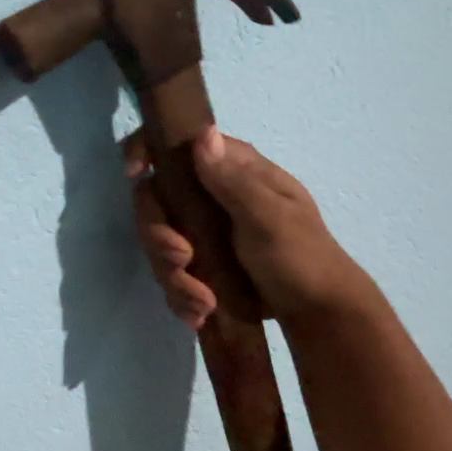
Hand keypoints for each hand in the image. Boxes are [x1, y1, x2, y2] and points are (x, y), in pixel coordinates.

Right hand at [127, 126, 372, 325]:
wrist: (316, 312)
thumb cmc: (302, 256)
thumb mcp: (270, 216)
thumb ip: (233, 181)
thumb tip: (202, 135)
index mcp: (231, 171)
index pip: (176, 148)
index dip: (146, 153)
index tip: (135, 175)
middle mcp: (209, 197)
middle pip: (154, 204)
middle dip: (159, 237)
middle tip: (182, 260)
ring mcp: (201, 234)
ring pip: (158, 247)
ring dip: (174, 278)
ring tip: (204, 303)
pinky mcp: (199, 268)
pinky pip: (171, 278)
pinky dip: (181, 299)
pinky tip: (201, 314)